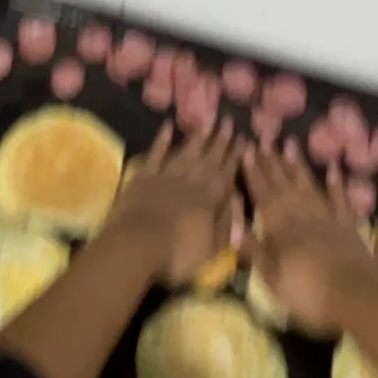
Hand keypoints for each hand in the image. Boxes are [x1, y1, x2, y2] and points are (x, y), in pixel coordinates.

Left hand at [104, 119, 241, 284]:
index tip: (244, 139)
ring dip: (197, 138)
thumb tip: (236, 202)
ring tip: (208, 122)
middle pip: (208, 159)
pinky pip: (155, 154)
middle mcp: (189, 182)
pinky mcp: (142, 178)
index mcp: (208, 200)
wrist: (134, 247)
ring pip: (185, 153)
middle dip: (220, 141)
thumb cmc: (176, 256)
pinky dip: (161, 140)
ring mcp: (165, 177)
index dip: (235, 157)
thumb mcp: (212, 251)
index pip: (225, 175)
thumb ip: (226, 225)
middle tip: (228, 121)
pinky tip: (167, 126)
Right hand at [241, 139, 377, 334]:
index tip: (248, 149)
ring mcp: (327, 217)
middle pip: (283, 184)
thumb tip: (234, 227)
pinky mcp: (348, 224)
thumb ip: (254, 250)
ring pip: (308, 185)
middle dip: (272, 161)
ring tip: (290, 144)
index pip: (263, 194)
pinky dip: (337, 184)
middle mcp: (301, 214)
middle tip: (265, 138)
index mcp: (280, 227)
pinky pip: (341, 199)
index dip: (254, 172)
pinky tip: (334, 169)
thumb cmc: (308, 292)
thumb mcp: (272, 278)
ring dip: (298, 165)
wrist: (356, 297)